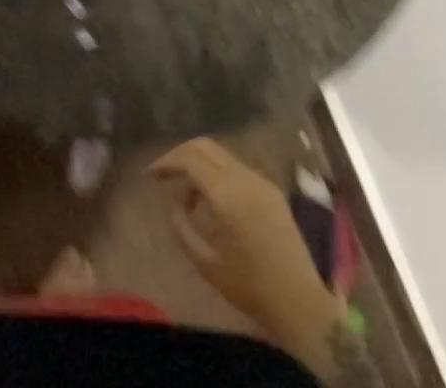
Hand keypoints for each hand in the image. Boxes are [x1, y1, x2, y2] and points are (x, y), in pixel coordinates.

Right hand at [149, 138, 336, 335]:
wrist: (297, 297)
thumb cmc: (247, 286)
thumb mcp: (205, 261)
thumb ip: (182, 226)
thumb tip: (172, 201)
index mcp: (228, 195)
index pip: (191, 158)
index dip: (166, 161)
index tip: (148, 175)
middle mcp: (247, 178)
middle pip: (207, 147)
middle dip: (180, 155)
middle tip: (161, 176)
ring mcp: (262, 181)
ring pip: (222, 156)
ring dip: (199, 166)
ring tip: (184, 199)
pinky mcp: (272, 190)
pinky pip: (237, 169)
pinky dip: (217, 175)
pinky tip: (209, 202)